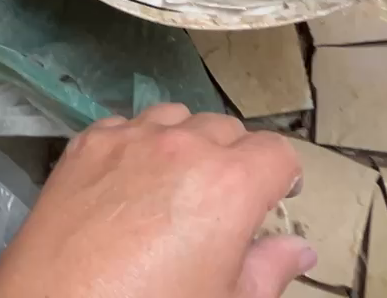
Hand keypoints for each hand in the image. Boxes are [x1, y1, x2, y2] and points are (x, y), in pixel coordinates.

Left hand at [0, 103, 313, 297]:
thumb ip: (268, 271)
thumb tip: (299, 248)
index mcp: (228, 183)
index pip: (276, 151)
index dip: (281, 177)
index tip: (272, 200)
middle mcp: (180, 144)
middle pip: (226, 127)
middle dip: (234, 158)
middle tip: (221, 205)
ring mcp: (128, 135)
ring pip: (174, 116)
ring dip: (184, 141)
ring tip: (173, 187)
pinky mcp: (87, 140)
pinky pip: (126, 124)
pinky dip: (137, 143)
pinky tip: (127, 183)